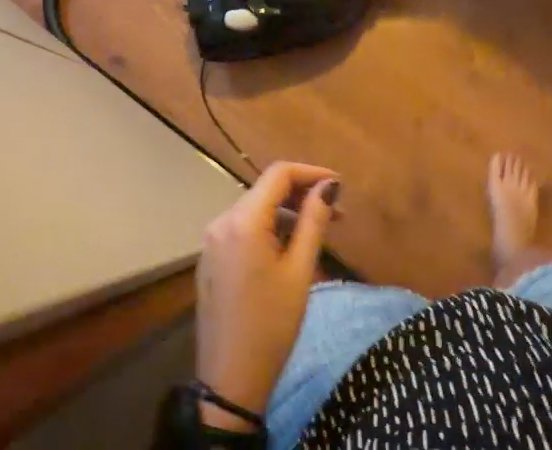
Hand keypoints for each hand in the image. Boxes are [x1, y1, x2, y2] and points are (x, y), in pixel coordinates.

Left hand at [194, 162, 339, 430]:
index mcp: (242, 220)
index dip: (312, 173)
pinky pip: (243, 230)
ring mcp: (212, 241)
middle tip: (338, 215)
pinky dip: (269, 230)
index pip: (278, 174)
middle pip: (265, 190)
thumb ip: (314, 221)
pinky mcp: (211, 259)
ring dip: (287, 214)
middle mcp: (221, 221)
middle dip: (302, 195)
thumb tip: (328, 186)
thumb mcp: (300, 271)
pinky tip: (290, 251)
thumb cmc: (272, 325)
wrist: (230, 379)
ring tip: (319, 234)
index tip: (341, 187)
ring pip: (255, 210)